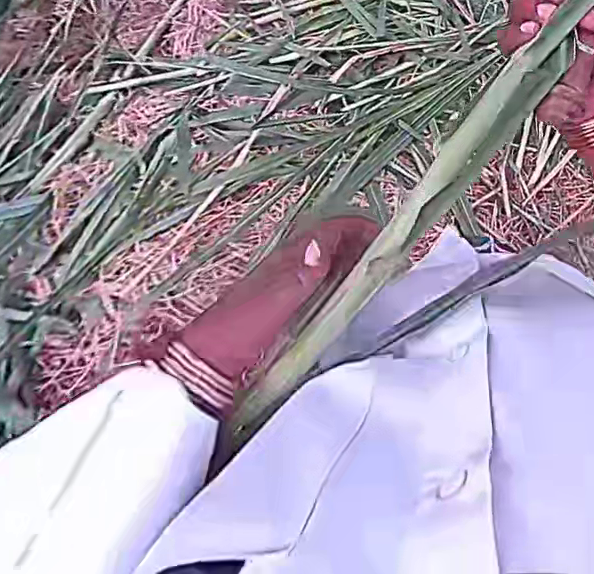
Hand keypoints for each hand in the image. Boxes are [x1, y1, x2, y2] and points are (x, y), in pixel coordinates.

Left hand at [177, 217, 378, 384]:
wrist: (204, 366)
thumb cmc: (236, 333)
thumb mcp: (269, 307)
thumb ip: (297, 278)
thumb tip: (322, 245)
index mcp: (287, 259)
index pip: (329, 230)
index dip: (357, 227)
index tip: (384, 236)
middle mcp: (290, 265)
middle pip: (332, 242)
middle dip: (362, 242)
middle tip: (389, 257)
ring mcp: (288, 284)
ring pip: (329, 261)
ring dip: (354, 260)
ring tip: (378, 273)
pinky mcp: (287, 305)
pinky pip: (322, 283)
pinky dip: (342, 280)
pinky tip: (351, 296)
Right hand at [498, 0, 593, 125]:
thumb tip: (588, 9)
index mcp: (578, 3)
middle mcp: (554, 16)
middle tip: (553, 5)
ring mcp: (537, 36)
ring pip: (517, 11)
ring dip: (526, 13)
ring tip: (542, 23)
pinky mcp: (524, 57)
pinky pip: (508, 41)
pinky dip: (515, 37)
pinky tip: (531, 38)